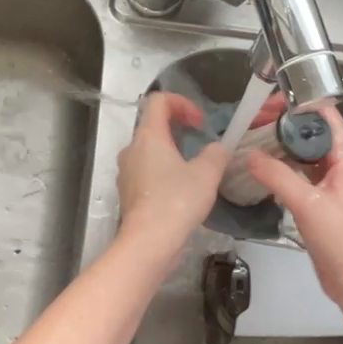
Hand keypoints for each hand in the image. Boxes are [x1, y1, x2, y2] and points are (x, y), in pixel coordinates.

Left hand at [117, 92, 229, 254]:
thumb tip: (216, 149)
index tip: (200, 123)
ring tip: (194, 170)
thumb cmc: (177, 201)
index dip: (182, 103)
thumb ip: (215, 154)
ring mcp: (126, 172)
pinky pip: (146, 172)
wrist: (149, 242)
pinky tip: (181, 192)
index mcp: (148, 136)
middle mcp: (131, 149)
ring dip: (172, 152)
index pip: (158, 101)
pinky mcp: (128, 192)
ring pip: (149, 151)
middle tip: (200, 144)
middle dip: (178, 129)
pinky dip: (163, 172)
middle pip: (152, 126)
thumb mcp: (207, 173)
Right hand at [246, 106, 342, 305]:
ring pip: (302, 157)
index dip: (298, 104)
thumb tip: (249, 155)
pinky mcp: (319, 205)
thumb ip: (278, 177)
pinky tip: (259, 174)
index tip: (268, 103)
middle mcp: (338, 167)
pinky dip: (279, 171)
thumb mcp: (309, 204)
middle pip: (310, 134)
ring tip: (249, 143)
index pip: (325, 116)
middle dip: (282, 125)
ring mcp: (329, 186)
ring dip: (279, 148)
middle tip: (250, 123)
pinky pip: (297, 179)